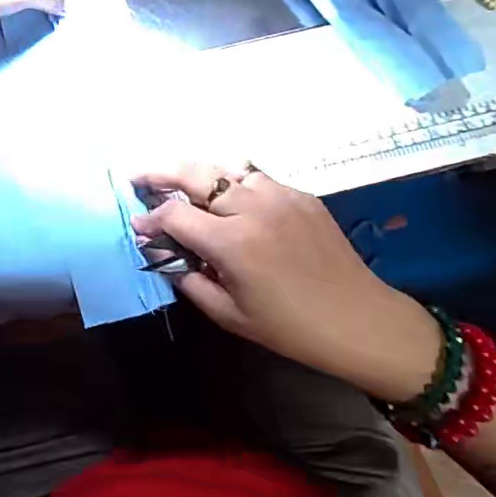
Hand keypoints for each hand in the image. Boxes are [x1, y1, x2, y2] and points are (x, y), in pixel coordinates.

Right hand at [130, 164, 442, 402]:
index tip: (139, 226)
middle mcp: (252, 207)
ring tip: (184, 183)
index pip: (175, 215)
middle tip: (139, 175)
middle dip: (161, 173)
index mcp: (231, 242)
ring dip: (201, 175)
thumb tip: (167, 255)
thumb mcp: (228, 314)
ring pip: (228, 169)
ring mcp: (280, 195)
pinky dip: (236, 182)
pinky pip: (259, 178)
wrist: (356, 317)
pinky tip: (230, 195)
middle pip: (196, 175)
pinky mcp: (301, 195)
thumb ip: (190, 279)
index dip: (151, 219)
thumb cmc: (288, 327)